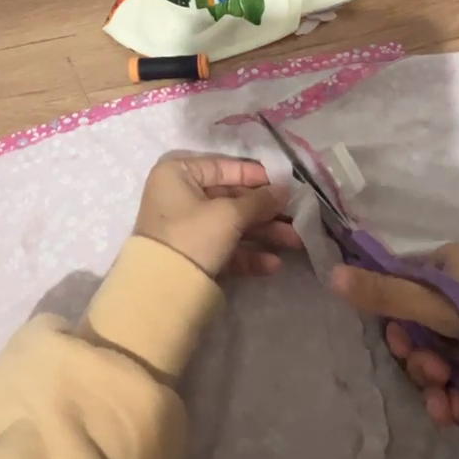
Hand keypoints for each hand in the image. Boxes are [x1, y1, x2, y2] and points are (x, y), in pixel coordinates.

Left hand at [133, 153, 303, 278]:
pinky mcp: (193, 256)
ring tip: (295, 242)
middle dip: (266, 211)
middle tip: (297, 217)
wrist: (162, 291)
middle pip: (231, 199)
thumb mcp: (230, 214)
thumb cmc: (193, 234)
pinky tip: (273, 264)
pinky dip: (248, 255)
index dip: (256, 176)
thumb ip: (260, 201)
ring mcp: (185, 229)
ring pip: (232, 225)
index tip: (284, 183)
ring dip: (264, 233)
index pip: (224, 167)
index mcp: (178, 174)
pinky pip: (225, 249)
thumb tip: (285, 189)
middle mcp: (179, 196)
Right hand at [330, 242, 458, 426]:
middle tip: (432, 373)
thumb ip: (384, 294)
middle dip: (418, 359)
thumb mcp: (435, 304)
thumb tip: (331, 275)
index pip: (402, 287)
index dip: (393, 318)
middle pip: (418, 329)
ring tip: (446, 404)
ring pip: (439, 359)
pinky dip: (457, 397)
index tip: (398, 341)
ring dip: (435, 384)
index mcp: (448, 267)